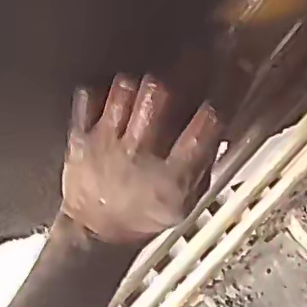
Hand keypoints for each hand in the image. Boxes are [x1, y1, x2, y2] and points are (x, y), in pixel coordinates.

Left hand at [60, 75, 220, 246]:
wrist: (94, 233)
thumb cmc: (143, 217)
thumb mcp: (184, 205)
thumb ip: (203, 168)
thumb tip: (220, 134)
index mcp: (171, 176)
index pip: (202, 127)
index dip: (217, 100)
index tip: (226, 83)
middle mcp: (139, 154)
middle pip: (157, 94)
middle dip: (173, 77)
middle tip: (180, 73)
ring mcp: (106, 143)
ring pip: (124, 89)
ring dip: (137, 85)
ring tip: (142, 93)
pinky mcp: (80, 138)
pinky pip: (87, 97)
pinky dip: (98, 93)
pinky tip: (109, 101)